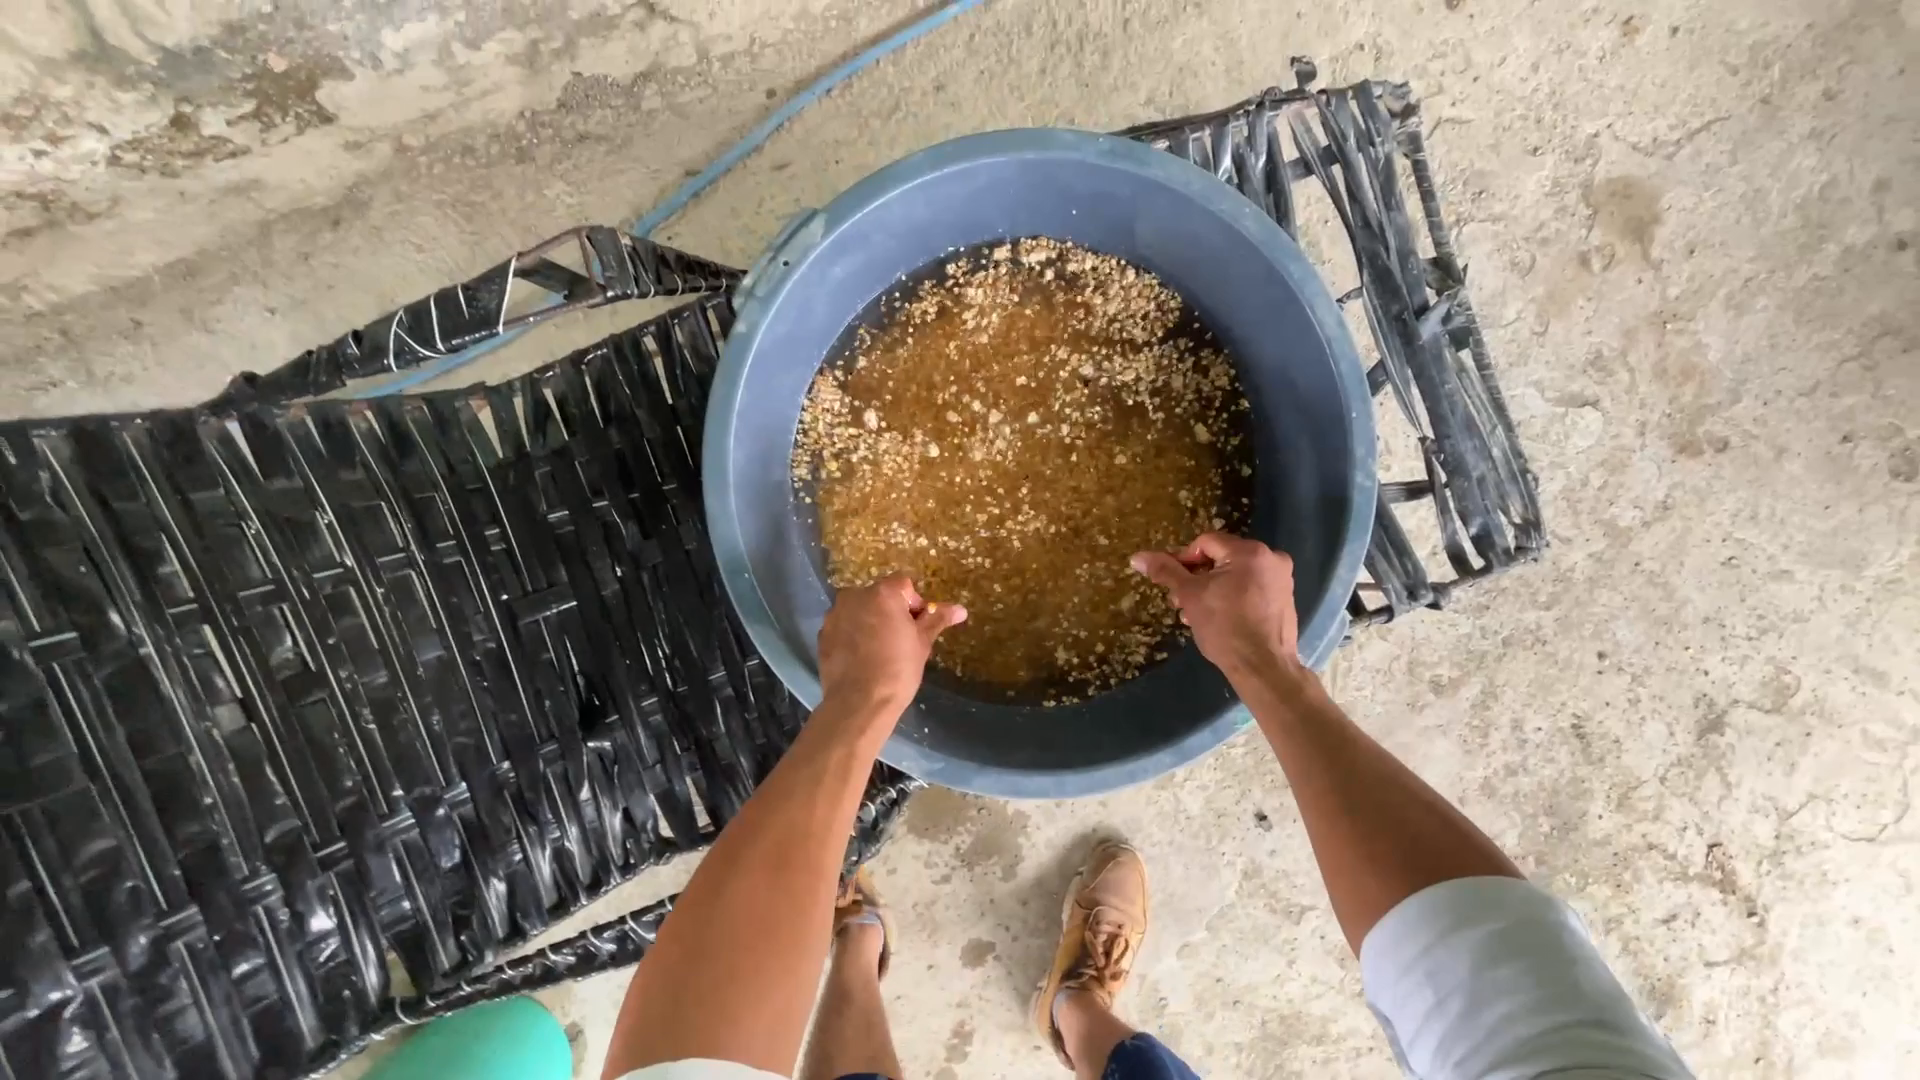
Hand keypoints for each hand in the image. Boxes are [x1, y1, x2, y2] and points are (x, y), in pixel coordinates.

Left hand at [818, 573, 967, 713]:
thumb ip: (937, 619)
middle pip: (880, 595)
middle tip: (901, 639)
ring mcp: (834, 615)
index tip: (918, 627)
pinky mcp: (822, 635)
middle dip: (891, 611)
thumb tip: (961, 609)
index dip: (915, 603)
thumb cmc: (898, 669)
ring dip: (871, 621)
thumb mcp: (922, 643)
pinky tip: (862, 658)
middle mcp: (854, 596)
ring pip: (860, 610)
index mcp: (882, 593)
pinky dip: (853, 635)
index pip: (904, 584)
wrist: (859, 703)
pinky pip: (844, 627)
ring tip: (880, 650)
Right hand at [1129, 532, 1300, 684]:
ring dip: (1211, 589)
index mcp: (1249, 551)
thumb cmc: (1224, 627)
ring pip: (1235, 575)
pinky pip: (1251, 588)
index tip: (1173, 583)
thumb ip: (1165, 571)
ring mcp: (1282, 579)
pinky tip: (1217, 618)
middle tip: (1180, 601)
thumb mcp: (1190, 595)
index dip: (1184, 560)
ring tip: (1194, 614)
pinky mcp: (1284, 599)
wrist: (1263, 666)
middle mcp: (1271, 558)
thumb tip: (1137, 556)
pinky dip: (1231, 597)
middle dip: (1197, 578)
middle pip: (1222, 558)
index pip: (1206, 542)